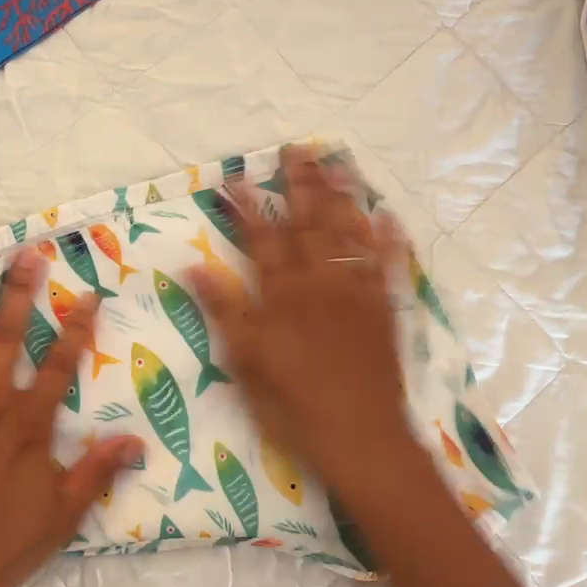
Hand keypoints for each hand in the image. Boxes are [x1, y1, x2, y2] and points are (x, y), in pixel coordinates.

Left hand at [0, 247, 143, 586]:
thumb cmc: (0, 547)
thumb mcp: (61, 516)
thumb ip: (96, 472)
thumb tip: (136, 441)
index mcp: (28, 424)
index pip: (61, 364)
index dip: (78, 327)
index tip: (90, 295)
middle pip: (8, 335)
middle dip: (21, 290)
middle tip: (30, 252)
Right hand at [189, 147, 431, 494]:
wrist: (361, 436)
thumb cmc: (293, 405)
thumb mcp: (245, 361)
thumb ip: (225, 309)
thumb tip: (195, 266)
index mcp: (283, 294)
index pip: (262, 239)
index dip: (249, 207)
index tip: (238, 177)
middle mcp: (321, 283)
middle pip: (310, 224)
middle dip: (302, 185)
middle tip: (298, 149)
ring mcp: (358, 293)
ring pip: (351, 234)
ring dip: (345, 196)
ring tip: (340, 162)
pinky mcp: (386, 310)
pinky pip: (390, 265)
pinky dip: (390, 239)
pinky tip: (388, 215)